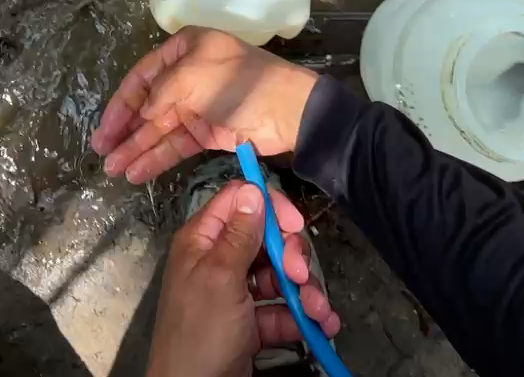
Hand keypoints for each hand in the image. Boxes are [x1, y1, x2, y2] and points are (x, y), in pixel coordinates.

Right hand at [92, 28, 318, 183]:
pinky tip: (136, 172)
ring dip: (136, 148)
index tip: (104, 128)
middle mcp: (186, 74)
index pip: (142, 75)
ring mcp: (197, 105)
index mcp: (184, 49)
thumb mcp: (193, 76)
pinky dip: (156, 158)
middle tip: (101, 152)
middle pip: (147, 103)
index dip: (121, 103)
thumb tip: (143, 114)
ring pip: (158, 128)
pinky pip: (175, 144)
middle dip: (124, 129)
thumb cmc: (238, 82)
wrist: (287, 112)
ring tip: (113, 170)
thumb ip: (160, 93)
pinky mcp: (207, 132)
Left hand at [147, 181, 341, 376]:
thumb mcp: (220, 278)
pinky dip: (302, 317)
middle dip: (290, 255)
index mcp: (202, 240)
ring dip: (304, 290)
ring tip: (319, 311)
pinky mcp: (250, 325)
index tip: (294, 223)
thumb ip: (240, 234)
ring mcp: (235, 294)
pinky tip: (322, 326)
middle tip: (301, 275)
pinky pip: (281, 310)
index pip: (237, 201)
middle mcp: (218, 261)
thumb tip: (253, 188)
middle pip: (264, 239)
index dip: (268, 205)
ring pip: (277, 275)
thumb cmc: (200, 334)